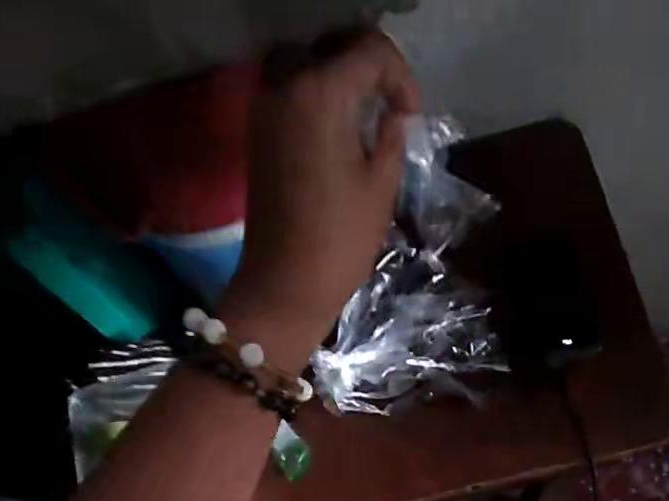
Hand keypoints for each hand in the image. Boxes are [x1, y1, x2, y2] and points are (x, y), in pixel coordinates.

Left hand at [218, 31, 419, 367]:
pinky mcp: (257, 134)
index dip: (400, 77)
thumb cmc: (341, 241)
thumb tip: (392, 117)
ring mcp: (265, 109)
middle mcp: (285, 86)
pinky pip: (288, 91)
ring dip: (336, 78)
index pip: (369, 52)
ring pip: (303, 63)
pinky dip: (314, 96)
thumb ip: (391, 138)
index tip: (411, 115)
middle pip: (330, 46)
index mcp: (321, 94)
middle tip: (389, 103)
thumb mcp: (382, 187)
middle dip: (366, 67)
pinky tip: (338, 129)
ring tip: (364, 113)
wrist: (286, 285)